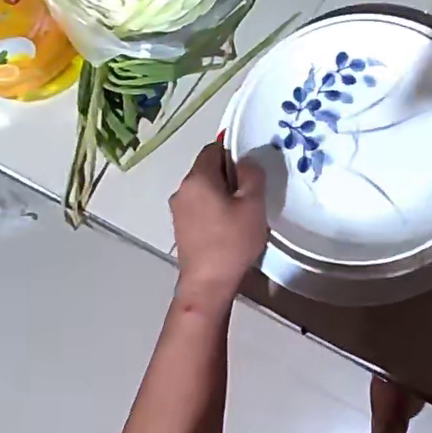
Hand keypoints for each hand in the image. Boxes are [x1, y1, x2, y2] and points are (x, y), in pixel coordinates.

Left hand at [168, 141, 268, 306]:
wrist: (208, 283)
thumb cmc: (233, 240)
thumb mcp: (253, 203)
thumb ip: (252, 174)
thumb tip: (246, 162)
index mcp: (197, 178)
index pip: (213, 148)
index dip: (234, 153)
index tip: (251, 169)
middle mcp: (182, 190)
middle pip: (207, 169)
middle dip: (229, 175)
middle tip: (252, 191)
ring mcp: (178, 210)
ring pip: (204, 189)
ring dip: (222, 193)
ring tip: (243, 211)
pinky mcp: (181, 228)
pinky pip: (200, 206)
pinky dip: (214, 209)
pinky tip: (229, 226)